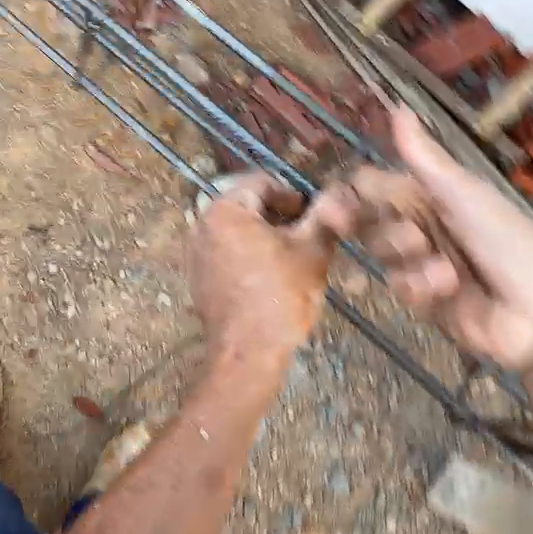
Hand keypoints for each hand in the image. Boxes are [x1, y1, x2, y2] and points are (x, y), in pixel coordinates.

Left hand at [187, 173, 337, 372]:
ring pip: (236, 229)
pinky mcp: (197, 274)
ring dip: (263, 234)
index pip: (261, 183)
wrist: (247, 350)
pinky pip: (225, 250)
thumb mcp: (310, 252)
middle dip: (277, 215)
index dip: (292, 194)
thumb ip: (322, 218)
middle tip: (306, 233)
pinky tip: (270, 272)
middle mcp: (201, 223)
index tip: (313, 213)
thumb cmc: (280, 295)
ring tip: (292, 254)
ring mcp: (195, 250)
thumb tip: (337, 195)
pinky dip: (247, 253)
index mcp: (225, 209)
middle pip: (246, 205)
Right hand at [313, 108, 532, 371]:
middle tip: (371, 227)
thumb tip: (398, 106)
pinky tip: (450, 286)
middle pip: (366, 221)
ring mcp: (418, 264)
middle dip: (377, 226)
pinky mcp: (422, 300)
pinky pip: (399, 286)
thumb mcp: (464, 192)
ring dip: (407, 255)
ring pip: (381, 253)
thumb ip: (423, 156)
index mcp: (427, 195)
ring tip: (444, 264)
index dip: (349, 193)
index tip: (331, 203)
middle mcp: (418, 225)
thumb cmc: (509, 240)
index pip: (370, 187)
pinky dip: (422, 284)